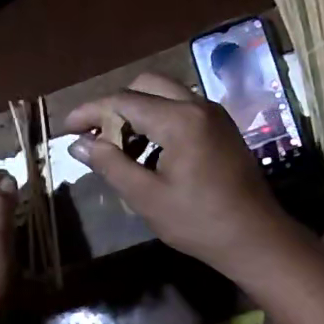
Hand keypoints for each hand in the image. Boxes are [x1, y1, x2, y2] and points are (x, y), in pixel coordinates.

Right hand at [63, 73, 292, 274]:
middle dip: (116, 105)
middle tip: (96, 136)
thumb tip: (78, 144)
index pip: (123, 101)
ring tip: (120, 147)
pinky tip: (150, 152)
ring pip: (166, 93)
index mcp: (179, 120)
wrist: (255, 238)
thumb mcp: (147, 197)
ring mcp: (215, 114)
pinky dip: (160, 119)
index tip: (68, 128)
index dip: (91, 111)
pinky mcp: (223, 127)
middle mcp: (198, 105)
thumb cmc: (199, 222)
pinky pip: (183, 108)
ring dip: (138, 111)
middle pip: (146, 85)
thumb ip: (111, 164)